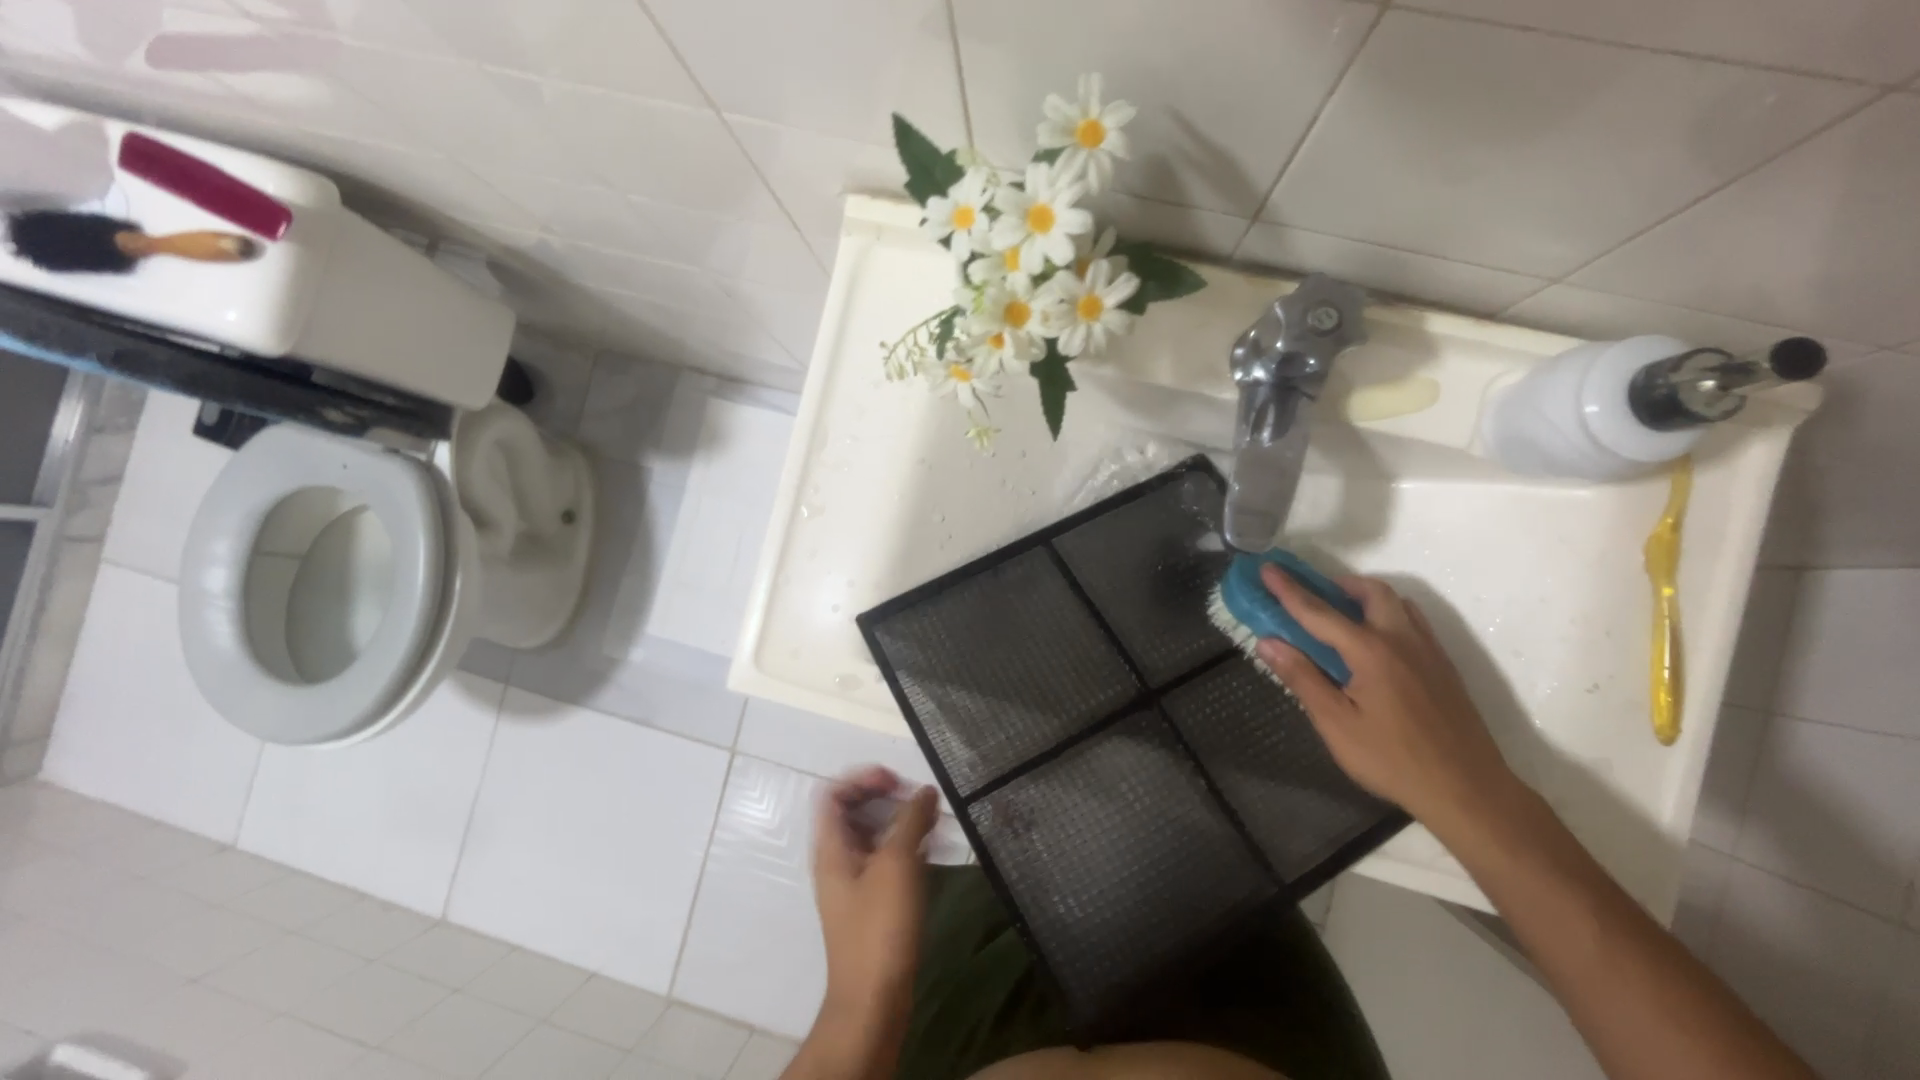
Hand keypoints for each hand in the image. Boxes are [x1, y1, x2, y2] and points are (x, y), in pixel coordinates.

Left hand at [813, 767, 939, 1026]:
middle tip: (921, 799)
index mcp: (831, 847)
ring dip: (901, 822)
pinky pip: (886, 860)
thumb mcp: (896, 865)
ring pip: (873, 836)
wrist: (873, 999)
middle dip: (887, 797)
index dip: (862, 778)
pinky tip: (934, 850)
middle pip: (853, 811)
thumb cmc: (879, 928)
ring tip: (936, 821)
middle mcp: (837, 860)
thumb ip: (910, 820)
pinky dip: (906, 847)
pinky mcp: (872, 903)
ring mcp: (854, 883)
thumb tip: (924, 790)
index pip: (833, 793)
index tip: (896, 780)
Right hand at [1254, 565, 1517, 830]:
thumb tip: (1268, 642)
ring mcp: (1429, 651)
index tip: (1268, 568)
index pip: (1320, 612)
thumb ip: (1302, 678)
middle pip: (1370, 592)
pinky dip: (1388, 616)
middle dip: (1338, 585)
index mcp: (1371, 651)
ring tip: (1342, 616)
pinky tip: (1376, 644)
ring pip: (1397, 604)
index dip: (1289, 591)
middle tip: (1312, 595)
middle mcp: (1402, 640)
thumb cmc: (1392, 760)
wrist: (1466, 789)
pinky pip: (1414, 623)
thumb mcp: (1336, 724)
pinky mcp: (1444, 667)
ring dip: (1366, 598)